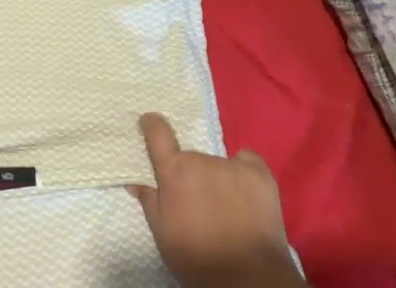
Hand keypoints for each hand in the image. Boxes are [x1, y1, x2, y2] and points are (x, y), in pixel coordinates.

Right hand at [128, 113, 304, 287]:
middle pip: (191, 158)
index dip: (152, 125)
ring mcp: (232, 164)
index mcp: (174, 171)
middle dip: (191, 175)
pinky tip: (247, 194)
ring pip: (218, 165)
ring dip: (217, 179)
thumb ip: (149, 202)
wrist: (247, 278)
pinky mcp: (259, 173)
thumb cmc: (197, 258)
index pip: (158, 133)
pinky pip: (246, 162)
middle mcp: (201, 159)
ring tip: (227, 208)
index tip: (149, 123)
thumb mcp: (163, 235)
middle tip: (197, 203)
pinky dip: (244, 172)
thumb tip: (135, 181)